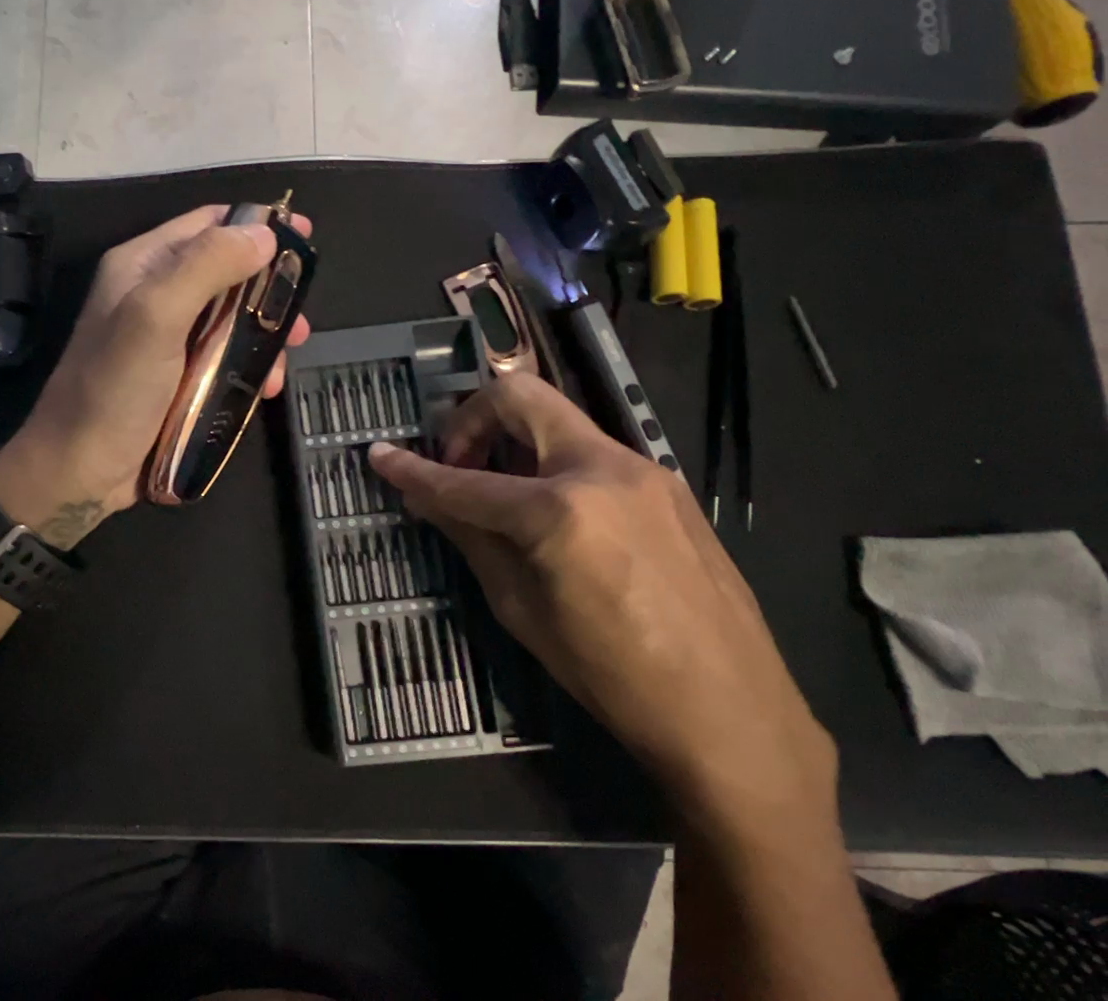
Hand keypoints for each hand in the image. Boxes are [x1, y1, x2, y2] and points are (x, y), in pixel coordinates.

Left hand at [0, 205, 311, 546]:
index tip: (306, 237)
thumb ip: (205, 267)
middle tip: (299, 323)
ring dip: (265, 340)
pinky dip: (250, 371)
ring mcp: (168, 341)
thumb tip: (263, 233)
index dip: (257, 225)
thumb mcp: (156, 317)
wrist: (80, 471)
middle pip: (229, 275)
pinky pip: (226, 363)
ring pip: (234, 323)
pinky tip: (265, 391)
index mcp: (143, 265)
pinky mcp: (179, 380)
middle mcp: (156, 295)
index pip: (209, 224)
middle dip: (269, 294)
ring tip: (281, 368)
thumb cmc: (113, 390)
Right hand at [367, 375, 834, 819]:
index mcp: (559, 509)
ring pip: (563, 425)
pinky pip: (596, 458)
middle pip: (524, 399)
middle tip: (456, 464)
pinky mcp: (671, 490)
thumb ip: (473, 539)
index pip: (465, 481)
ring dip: (517, 444)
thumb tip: (428, 500)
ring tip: (501, 497)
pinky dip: (556, 468)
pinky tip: (555, 520)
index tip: (380, 456)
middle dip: (473, 419)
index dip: (414, 470)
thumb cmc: (610, 673)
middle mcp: (604, 469)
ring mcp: (646, 473)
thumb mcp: (521, 609)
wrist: (728, 708)